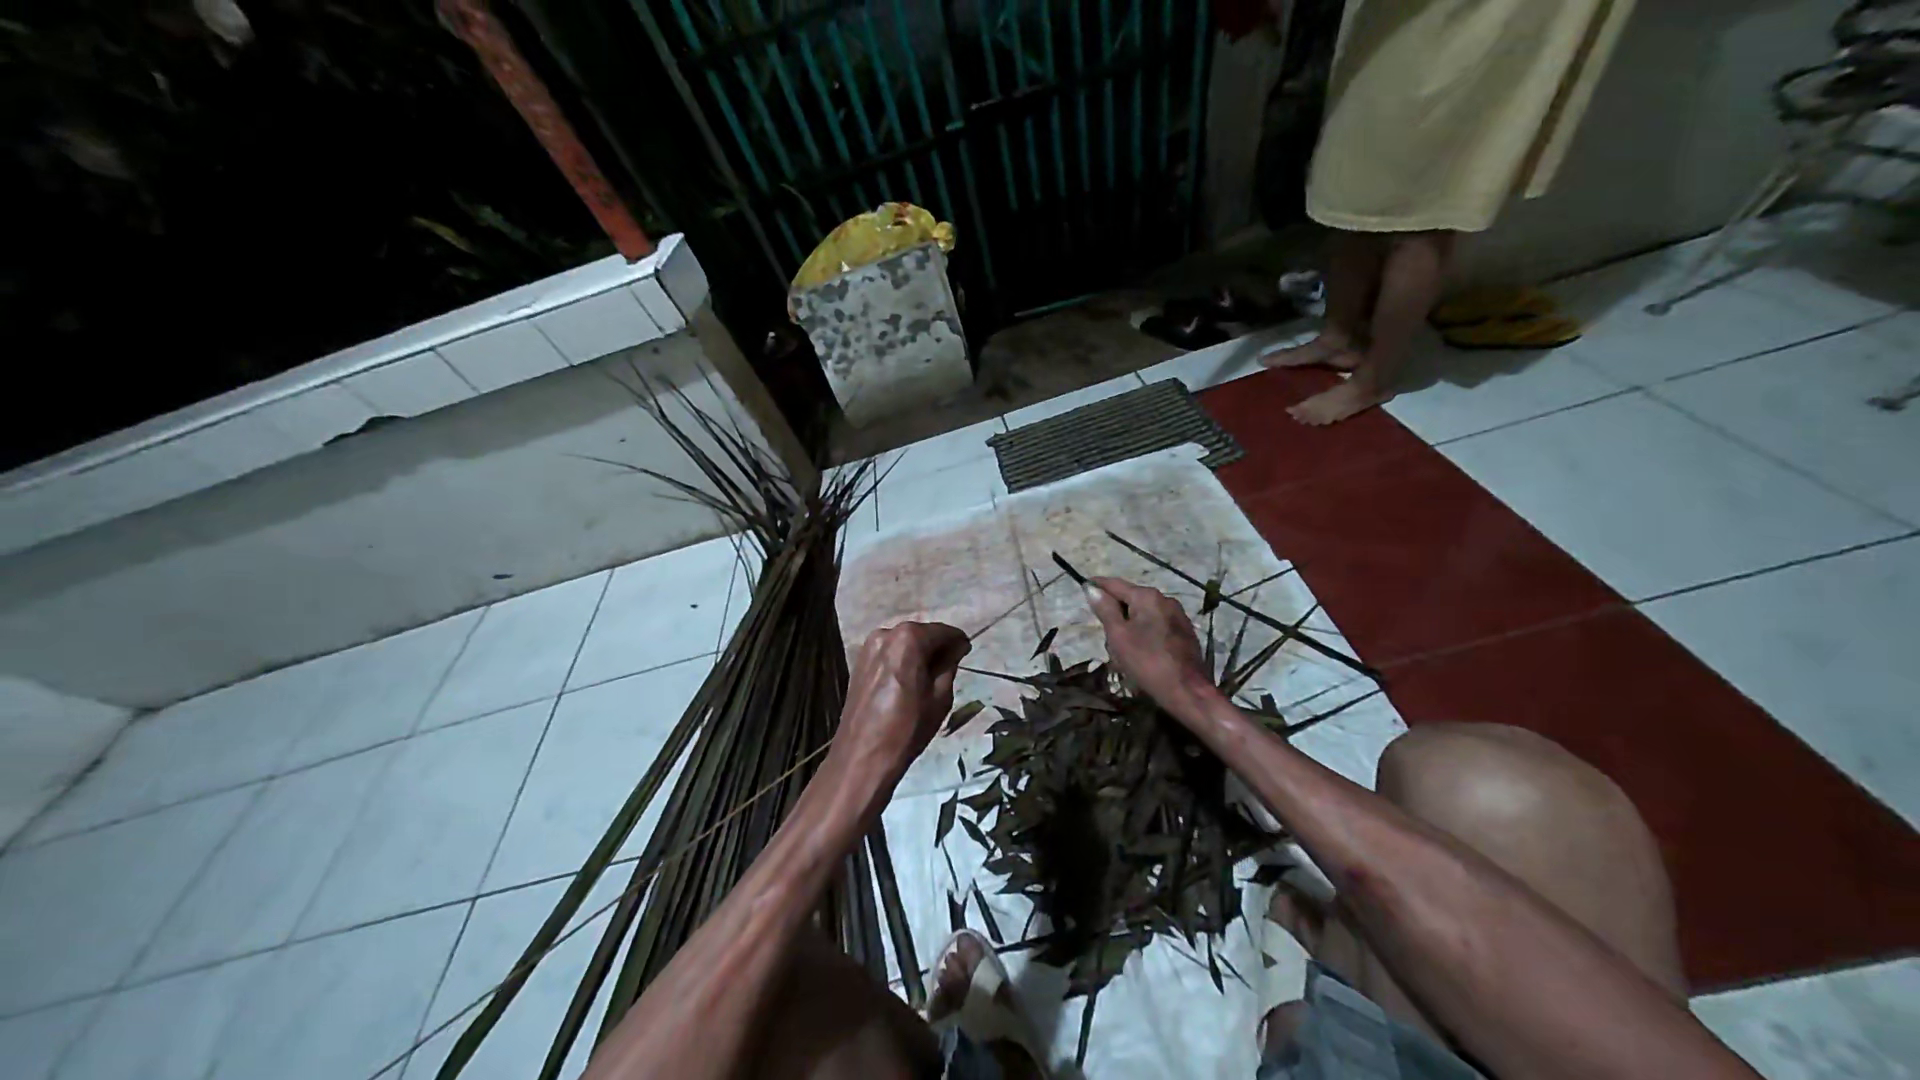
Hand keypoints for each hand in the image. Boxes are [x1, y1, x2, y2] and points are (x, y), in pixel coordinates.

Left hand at [837, 621, 970, 776]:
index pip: (943, 631)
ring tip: (931, 677)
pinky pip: (890, 653)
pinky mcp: (859, 662)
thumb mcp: (940, 696)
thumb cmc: (908, 727)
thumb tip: (955, 649)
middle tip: (951, 666)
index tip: (967, 652)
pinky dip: (903, 660)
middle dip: (937, 646)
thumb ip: (949, 665)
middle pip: (921, 634)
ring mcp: (869, 647)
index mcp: (908, 638)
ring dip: (919, 654)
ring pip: (904, 643)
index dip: (958, 641)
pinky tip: (910, 680)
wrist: (863, 754)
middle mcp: (886, 634)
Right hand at [1085, 577, 1215, 715]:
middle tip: (1105, 636)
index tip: (1083, 586)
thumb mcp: (1118, 635)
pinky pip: (1156, 625)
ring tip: (1122, 651)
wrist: (1186, 690)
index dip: (1097, 585)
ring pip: (1143, 614)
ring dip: (1128, 627)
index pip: (1115, 584)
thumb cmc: (1147, 661)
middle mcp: (1165, 599)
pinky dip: (1143, 633)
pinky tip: (1141, 653)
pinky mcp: (1184, 632)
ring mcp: (1177, 615)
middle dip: (1115, 614)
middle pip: (1130, 600)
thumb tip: (1091, 587)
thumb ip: (1105, 609)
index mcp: (1147, 596)